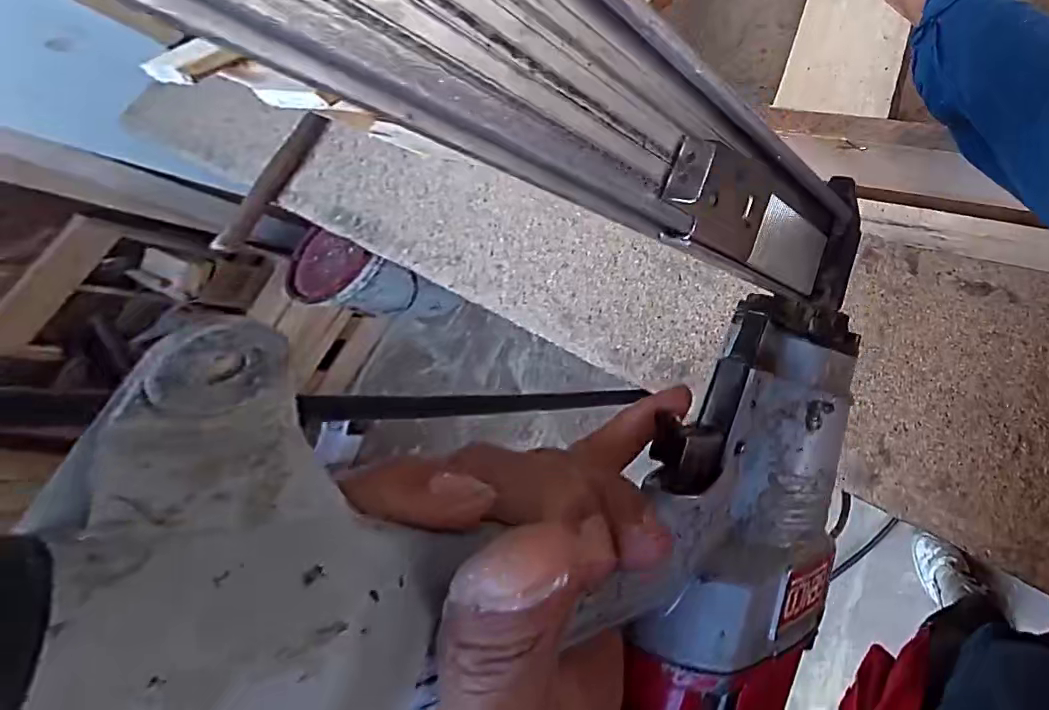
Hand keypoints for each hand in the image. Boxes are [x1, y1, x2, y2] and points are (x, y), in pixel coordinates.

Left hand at [339, 386, 693, 709]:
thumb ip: (497, 646)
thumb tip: (539, 546)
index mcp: (383, 604)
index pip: (371, 510)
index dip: (421, 486)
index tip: (481, 505)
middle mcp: (439, 558)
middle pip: (484, 478)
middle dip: (556, 499)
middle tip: (604, 560)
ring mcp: (512, 537)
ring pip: (551, 469)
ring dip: (608, 491)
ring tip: (644, 547)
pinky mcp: (572, 532)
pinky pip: (600, 462)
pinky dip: (633, 435)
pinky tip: (668, 410)